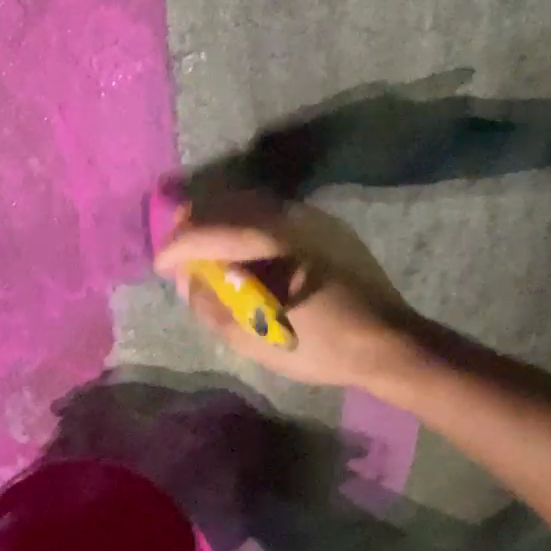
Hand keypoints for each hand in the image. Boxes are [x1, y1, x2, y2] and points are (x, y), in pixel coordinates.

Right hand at [152, 200, 428, 390]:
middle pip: (224, 205)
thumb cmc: (321, 347)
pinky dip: (243, 224)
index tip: (160, 266)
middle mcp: (287, 214)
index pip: (209, 231)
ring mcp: (308, 215)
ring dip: (218, 222)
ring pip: (246, 203)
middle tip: (177, 255)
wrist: (390, 342)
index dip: (176, 248)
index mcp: (271, 239)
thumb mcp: (256, 338)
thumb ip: (212, 305)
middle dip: (193, 227)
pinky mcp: (322, 224)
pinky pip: (269, 212)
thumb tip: (189, 281)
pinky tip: (242, 251)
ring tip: (205, 252)